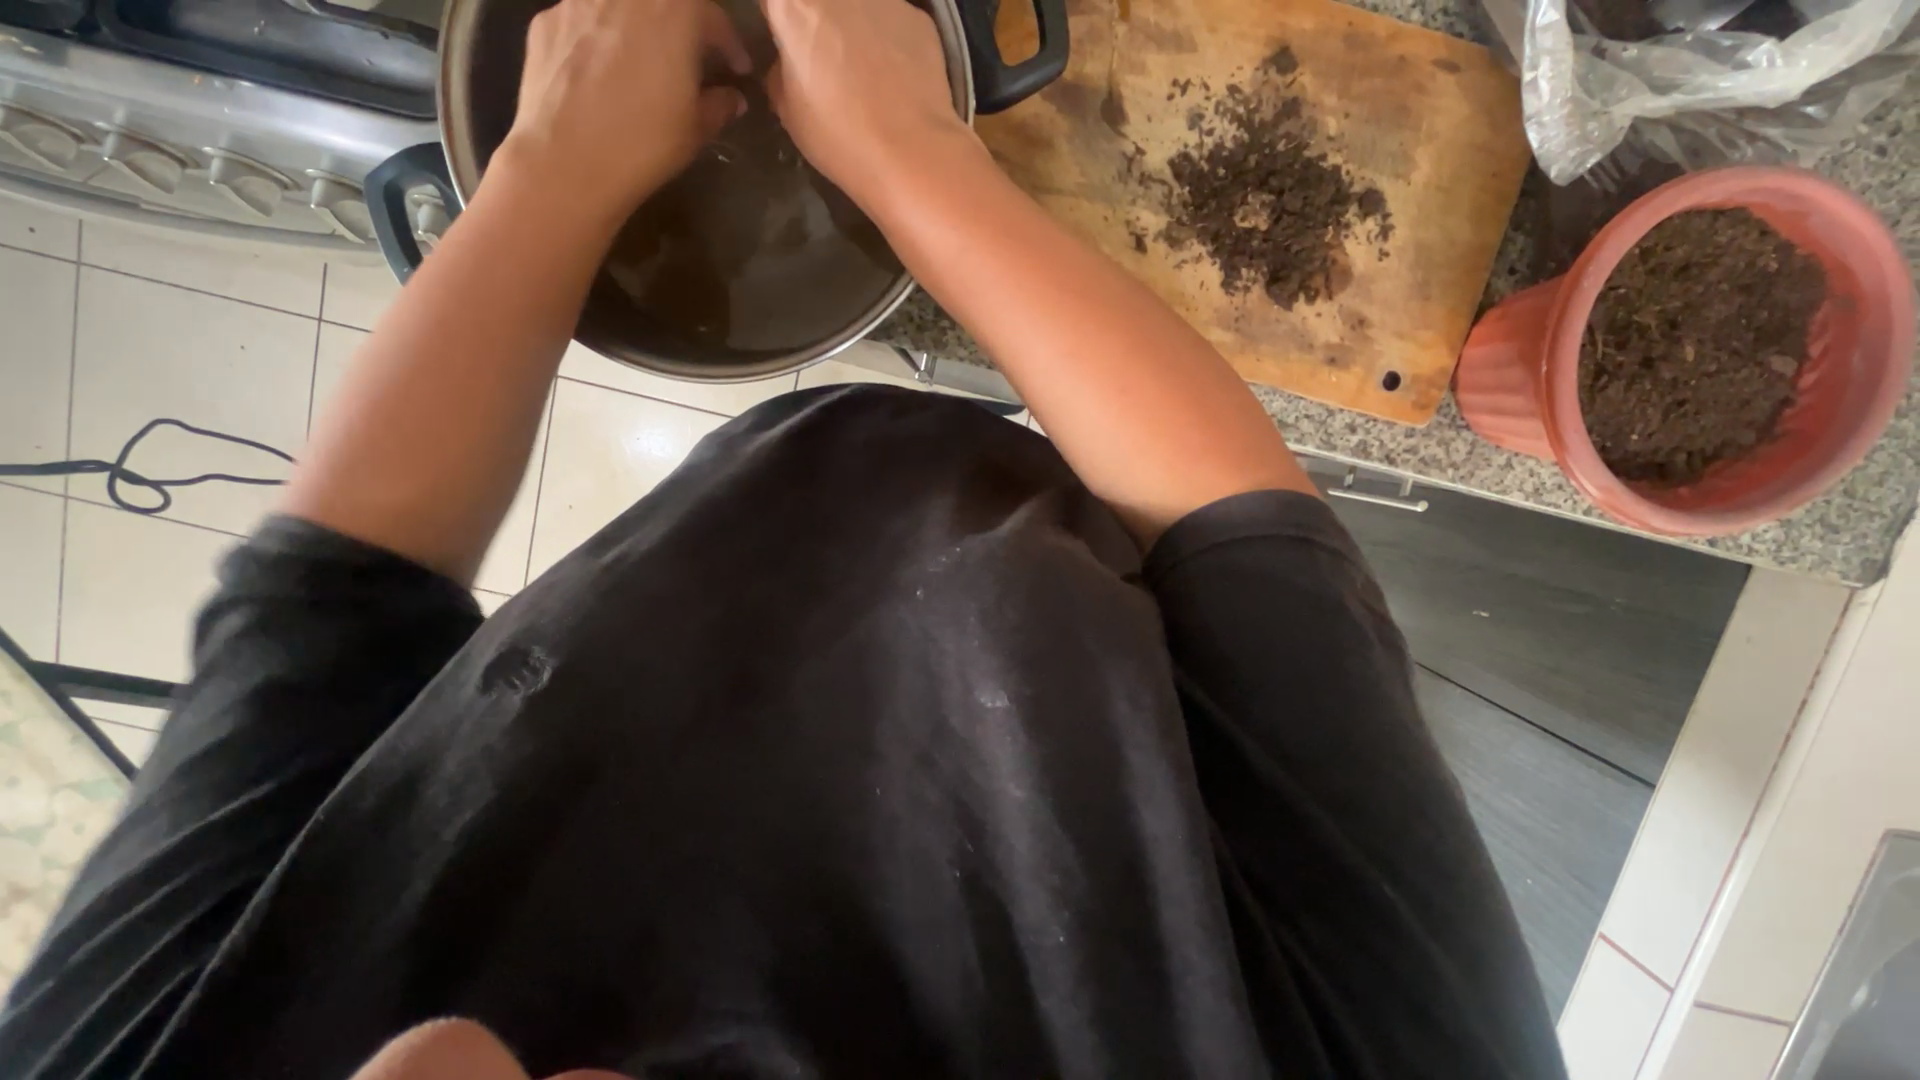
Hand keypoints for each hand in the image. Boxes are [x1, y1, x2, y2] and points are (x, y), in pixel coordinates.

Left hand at [494, 0, 752, 221]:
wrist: (565, 163)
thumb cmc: (643, 145)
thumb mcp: (695, 130)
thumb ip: (718, 104)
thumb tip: (731, 97)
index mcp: (673, 13)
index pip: (713, 16)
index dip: (729, 44)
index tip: (737, 68)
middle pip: (663, 3)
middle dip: (682, 26)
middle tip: (689, 56)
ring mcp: (579, 1)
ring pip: (619, 6)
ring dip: (637, 25)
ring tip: (641, 58)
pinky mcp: (546, 21)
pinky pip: (583, 19)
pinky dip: (599, 36)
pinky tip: (600, 70)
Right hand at [760, 0, 980, 207]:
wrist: (910, 153)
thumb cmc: (839, 137)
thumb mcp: (789, 112)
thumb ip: (781, 71)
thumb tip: (788, 62)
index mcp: (794, 5)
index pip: (775, 1)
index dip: (781, 24)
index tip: (789, 47)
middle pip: (822, 3)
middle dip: (822, 26)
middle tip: (830, 65)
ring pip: (860, 9)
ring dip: (859, 32)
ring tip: (870, 76)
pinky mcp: (919, 18)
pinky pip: (895, 25)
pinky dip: (893, 45)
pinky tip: (899, 82)